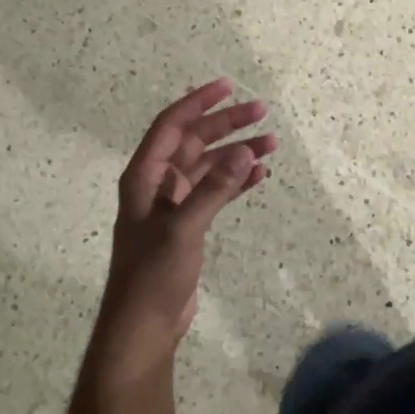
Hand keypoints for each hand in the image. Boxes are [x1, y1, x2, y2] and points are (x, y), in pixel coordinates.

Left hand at [97, 79, 276, 382]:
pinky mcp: (189, 224)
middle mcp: (158, 183)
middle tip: (262, 112)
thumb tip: (245, 152)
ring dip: (237, 152)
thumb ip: (215, 189)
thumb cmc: (153, 274)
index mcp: (145, 176)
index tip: (228, 87)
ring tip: (271, 143)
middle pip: (195, 140)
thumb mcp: (183, 228)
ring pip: (209, 165)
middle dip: (227, 125)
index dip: (197, 102)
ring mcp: (174, 204)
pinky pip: (216, 190)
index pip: (171, 125)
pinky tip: (260, 175)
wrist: (143, 326)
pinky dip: (237, 181)